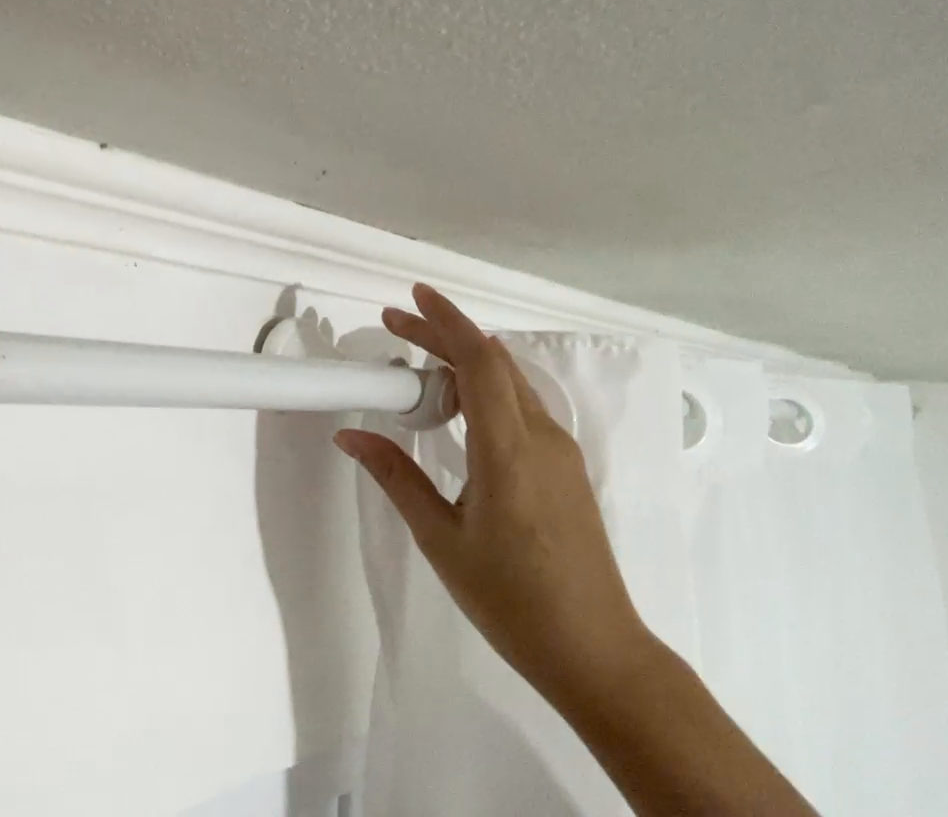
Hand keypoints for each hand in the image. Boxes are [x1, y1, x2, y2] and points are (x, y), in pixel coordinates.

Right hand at [334, 284, 653, 708]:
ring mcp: (559, 454)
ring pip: (510, 385)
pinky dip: (483, 390)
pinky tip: (455, 407)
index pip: (481, 364)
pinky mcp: (564, 470)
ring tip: (416, 362)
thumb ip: (397, 477)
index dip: (447, 322)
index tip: (412, 298)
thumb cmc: (510, 598)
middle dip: (445, 334)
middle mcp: (541, 440)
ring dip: (464, 362)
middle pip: (495, 364)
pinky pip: (520, 409)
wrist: (595, 650)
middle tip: (396, 324)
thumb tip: (352, 435)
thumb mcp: (440, 538)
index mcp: (509, 453)